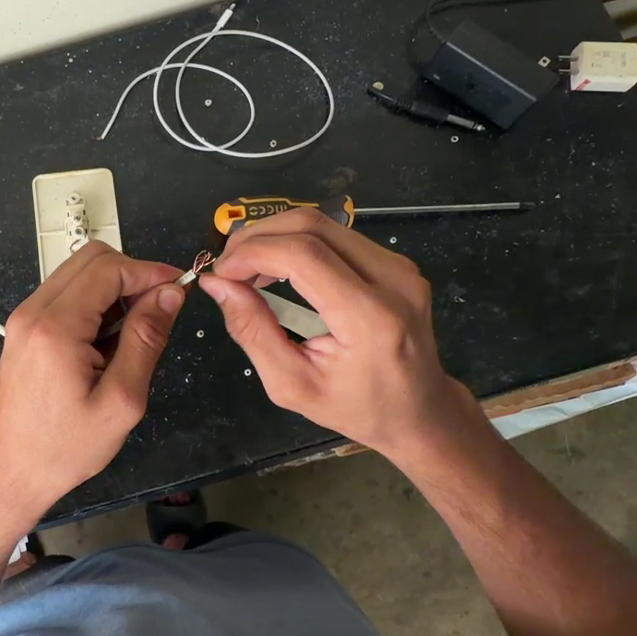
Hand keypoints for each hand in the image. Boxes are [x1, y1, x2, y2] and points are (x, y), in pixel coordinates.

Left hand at [0, 243, 185, 518]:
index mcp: (55, 327)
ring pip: (76, 273)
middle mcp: (32, 311)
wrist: (13, 472)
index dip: (149, 272)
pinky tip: (106, 341)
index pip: (108, 269)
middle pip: (90, 259)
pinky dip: (91, 303)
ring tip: (132, 334)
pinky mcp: (21, 330)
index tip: (179, 290)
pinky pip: (63, 295)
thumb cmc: (67, 448)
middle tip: (157, 312)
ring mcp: (22, 319)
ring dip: (111, 290)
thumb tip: (170, 293)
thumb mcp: (121, 400)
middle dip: (131, 275)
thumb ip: (147, 339)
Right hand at [196, 208, 477, 458]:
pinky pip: (336, 235)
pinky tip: (275, 268)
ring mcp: (399, 266)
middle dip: (257, 237)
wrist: (420, 412)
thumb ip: (252, 331)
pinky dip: (295, 242)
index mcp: (371, 319)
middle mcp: (393, 281)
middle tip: (227, 266)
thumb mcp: (291, 384)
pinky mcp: (395, 262)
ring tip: (246, 268)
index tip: (220, 274)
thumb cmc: (355, 408)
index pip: (304, 256)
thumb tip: (216, 284)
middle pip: (313, 227)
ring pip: (322, 223)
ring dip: (274, 237)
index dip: (253, 253)